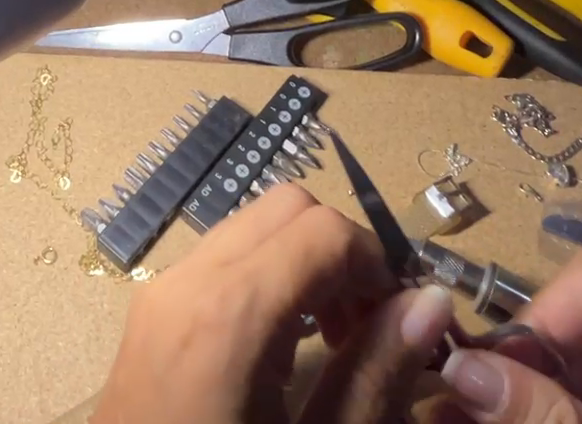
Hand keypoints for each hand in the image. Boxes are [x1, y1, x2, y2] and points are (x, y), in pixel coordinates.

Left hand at [90, 184, 459, 423]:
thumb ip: (375, 376)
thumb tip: (430, 301)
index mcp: (229, 314)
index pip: (324, 229)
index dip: (376, 265)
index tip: (400, 324)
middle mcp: (189, 278)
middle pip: (288, 206)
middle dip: (341, 251)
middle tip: (364, 329)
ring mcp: (162, 286)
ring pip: (254, 222)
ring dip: (305, 258)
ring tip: (330, 339)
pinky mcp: (151, 303)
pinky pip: (223, 251)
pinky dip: (268, 271)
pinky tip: (282, 340)